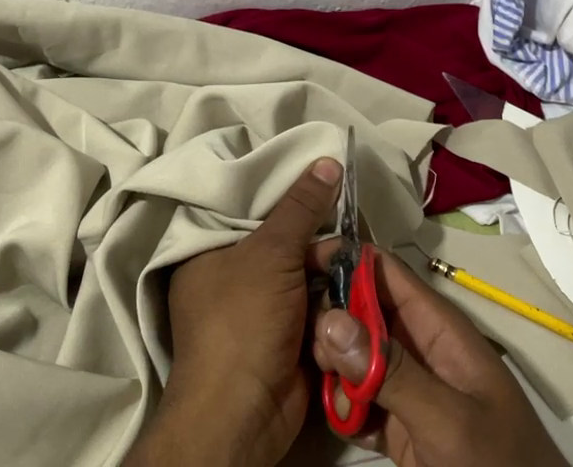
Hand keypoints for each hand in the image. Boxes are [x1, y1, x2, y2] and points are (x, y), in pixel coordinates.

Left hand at [124, 158, 341, 466]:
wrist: (245, 411)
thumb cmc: (242, 322)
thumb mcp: (270, 254)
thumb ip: (300, 207)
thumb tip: (328, 160)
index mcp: (208, 249)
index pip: (245, 204)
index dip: (281, 186)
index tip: (317, 165)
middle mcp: (231, 274)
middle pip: (282, 237)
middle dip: (317, 229)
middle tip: (351, 206)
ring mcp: (261, 306)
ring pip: (304, 269)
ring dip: (333, 261)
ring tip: (364, 239)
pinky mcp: (287, 333)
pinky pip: (316, 300)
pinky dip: (336, 291)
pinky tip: (362, 271)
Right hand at [312, 250, 568, 466]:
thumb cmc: (500, 464)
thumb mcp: (449, 420)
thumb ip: (392, 371)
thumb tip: (330, 317)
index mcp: (439, 329)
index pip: (387, 273)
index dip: (346, 261)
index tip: (303, 266)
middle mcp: (421, 349)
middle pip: (364, 312)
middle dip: (332, 320)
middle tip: (307, 345)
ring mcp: (411, 389)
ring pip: (356, 357)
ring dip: (333, 367)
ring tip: (320, 384)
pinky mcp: (401, 427)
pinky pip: (359, 401)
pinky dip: (343, 407)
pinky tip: (336, 418)